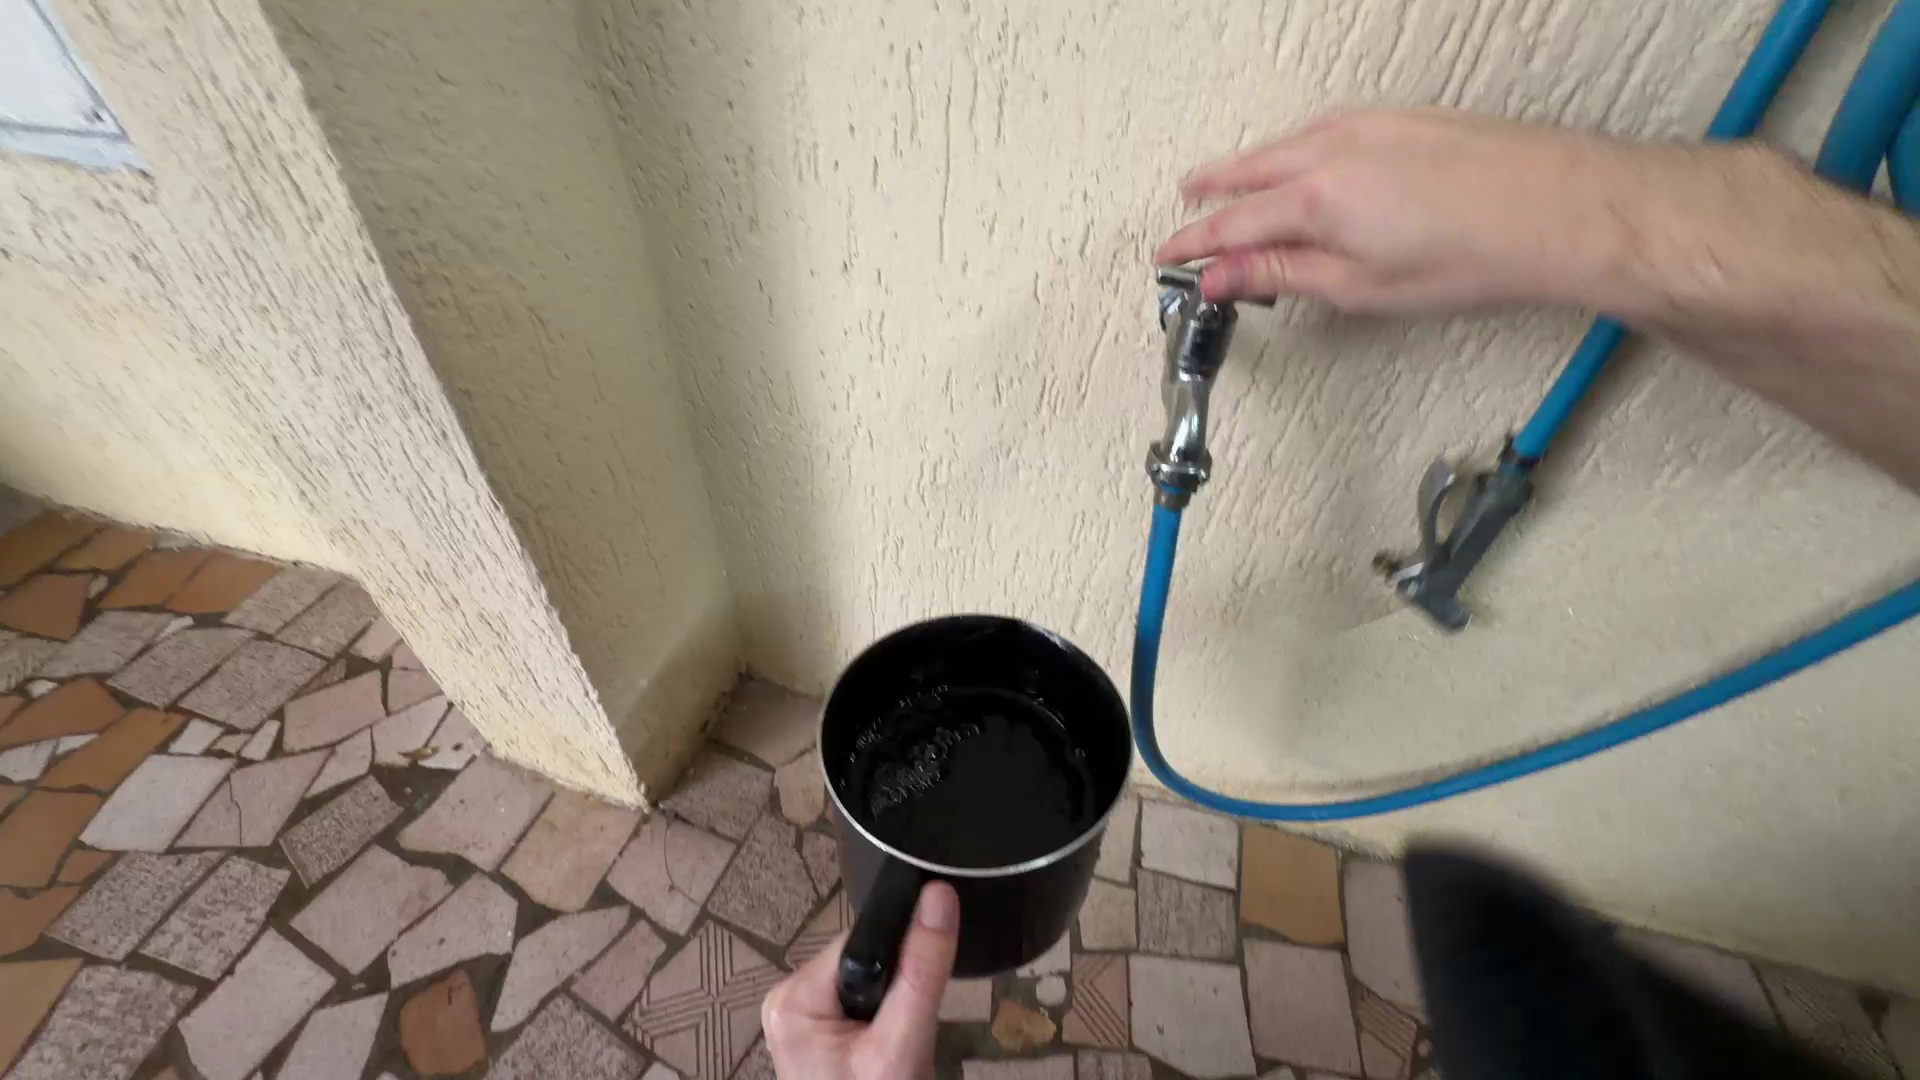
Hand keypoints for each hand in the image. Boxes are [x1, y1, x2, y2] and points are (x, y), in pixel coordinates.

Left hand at [762, 882, 959, 1079]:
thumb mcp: (902, 1047)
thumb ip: (921, 971)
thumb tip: (939, 893)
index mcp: (793, 997)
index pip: (861, 942)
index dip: (899, 953)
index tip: (924, 983)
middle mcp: (788, 999)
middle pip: (864, 958)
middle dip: (896, 985)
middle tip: (911, 1028)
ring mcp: (799, 1018)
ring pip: (867, 979)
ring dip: (894, 1002)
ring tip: (904, 1039)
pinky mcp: (816, 1034)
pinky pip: (861, 1001)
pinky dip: (884, 1017)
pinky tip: (891, 1044)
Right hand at [1156, 107, 1715, 313]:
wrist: (1564, 212)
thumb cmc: (1470, 255)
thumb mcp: (1354, 285)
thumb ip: (1277, 275)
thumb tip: (1221, 278)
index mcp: (1316, 196)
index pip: (1231, 225)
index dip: (1193, 245)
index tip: (1168, 256)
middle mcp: (1337, 149)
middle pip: (1250, 172)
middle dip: (1210, 192)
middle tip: (1183, 207)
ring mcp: (1373, 127)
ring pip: (1285, 145)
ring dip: (1248, 165)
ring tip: (1226, 181)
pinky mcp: (1404, 121)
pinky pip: (1325, 129)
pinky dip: (1293, 148)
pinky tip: (1296, 159)